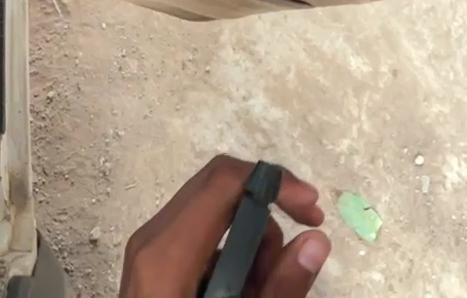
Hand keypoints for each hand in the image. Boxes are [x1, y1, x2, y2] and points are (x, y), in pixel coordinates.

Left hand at [119, 155, 330, 297]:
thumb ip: (278, 291)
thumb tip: (315, 241)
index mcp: (167, 251)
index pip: (223, 180)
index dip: (273, 181)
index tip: (312, 212)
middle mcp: (153, 237)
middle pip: (219, 186)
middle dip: (269, 207)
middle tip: (307, 234)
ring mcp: (150, 247)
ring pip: (214, 209)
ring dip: (253, 236)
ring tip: (267, 286)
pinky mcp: (155, 261)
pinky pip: (203, 233)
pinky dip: (233, 251)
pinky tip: (246, 291)